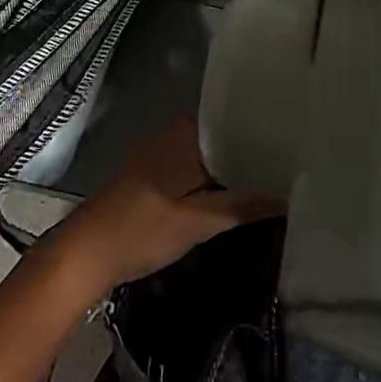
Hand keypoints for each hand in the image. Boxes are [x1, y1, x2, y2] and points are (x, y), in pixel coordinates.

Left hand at [50, 117, 283, 293]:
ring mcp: (163, 152)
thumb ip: (245, 205)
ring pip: (214, 156)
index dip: (271, 137)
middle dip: (257, 155)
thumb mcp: (199, 222)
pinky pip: (198, 168)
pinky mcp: (156, 174)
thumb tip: (291, 195)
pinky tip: (240, 194)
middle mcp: (175, 132)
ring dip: (238, 170)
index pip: (241, 123)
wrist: (81, 258)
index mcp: (187, 131)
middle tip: (295, 168)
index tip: (300, 149)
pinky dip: (217, 180)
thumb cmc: (140, 231)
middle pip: (229, 140)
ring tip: (278, 179)